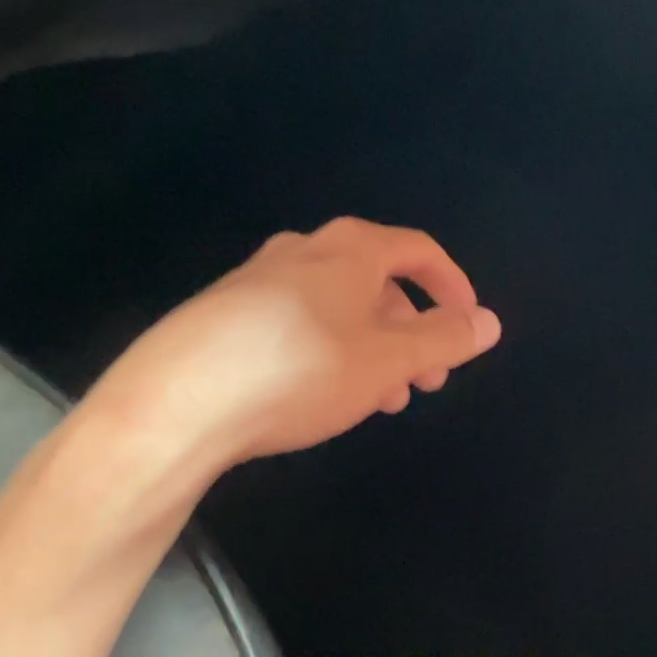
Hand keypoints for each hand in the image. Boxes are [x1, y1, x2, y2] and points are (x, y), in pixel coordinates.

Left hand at [91, 219, 501, 471]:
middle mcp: (305, 250)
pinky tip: (318, 397)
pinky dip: (326, 351)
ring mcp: (255, 280)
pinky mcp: (218, 316)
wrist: (167, 409)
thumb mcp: (387, 361)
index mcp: (350, 248)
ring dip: (371, 346)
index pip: (420, 252)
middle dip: (412, 330)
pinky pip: (295, 323)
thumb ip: (444, 339)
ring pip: (336, 307)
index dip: (453, 287)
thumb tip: (489, 322)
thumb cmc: (298, 371)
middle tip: (425, 379)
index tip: (466, 327)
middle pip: (378, 281)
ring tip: (378, 399)